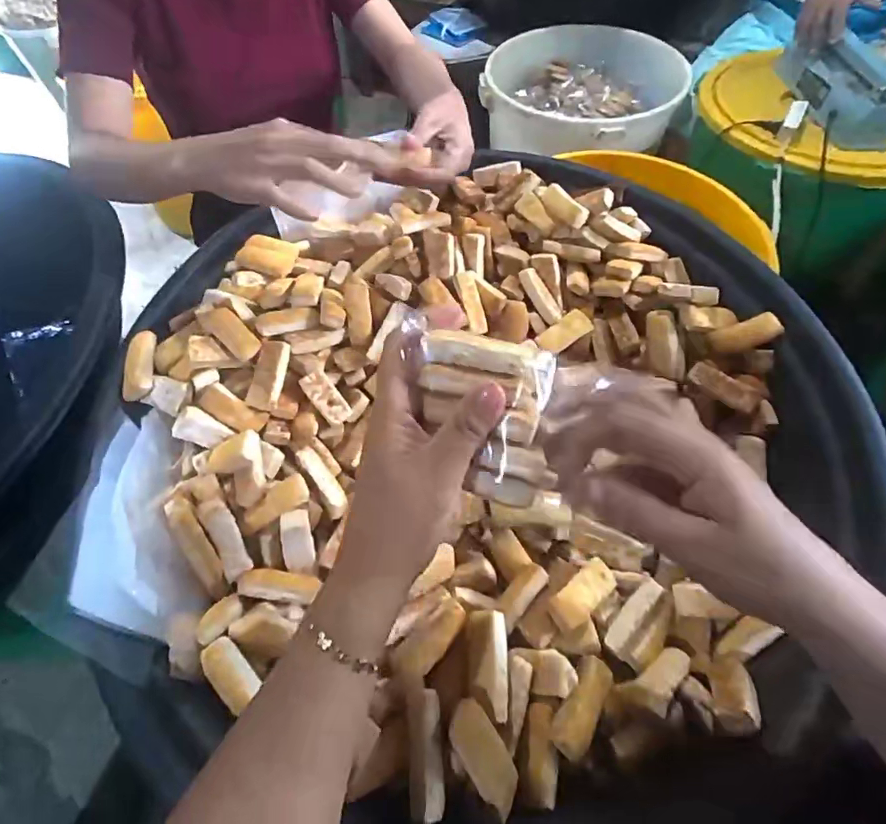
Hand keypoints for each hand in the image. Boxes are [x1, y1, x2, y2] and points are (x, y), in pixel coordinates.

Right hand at [185, 119, 395, 218]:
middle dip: (358, 156)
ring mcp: (268, 165)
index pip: (330, 138)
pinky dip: (298, 206)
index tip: (385, 154)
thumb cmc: (239, 151)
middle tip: (385, 166)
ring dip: (335, 178)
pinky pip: (280, 196)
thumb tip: (337, 157)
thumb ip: (303, 148)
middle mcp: (281, 143)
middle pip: (327, 147)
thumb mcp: (273, 140)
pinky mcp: (255, 186)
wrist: (199, 159)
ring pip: (308, 168)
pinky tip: (314, 215)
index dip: (359, 147)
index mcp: (287, 131)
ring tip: (358, 191)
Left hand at [334, 306, 505, 587]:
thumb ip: (465, 428)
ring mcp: (406, 443)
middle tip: (498, 353)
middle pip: (422, 374)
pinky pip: (444, 432)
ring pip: (436, 404)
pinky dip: (468, 425)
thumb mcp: (438, 470)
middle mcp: (396, 420)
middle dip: (456, 358)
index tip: (459, 314)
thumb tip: (496, 385)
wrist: (378, 571)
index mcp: (390, 411)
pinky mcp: (419, 464)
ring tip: (507, 384)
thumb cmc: (402, 517)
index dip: (423, 327)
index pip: (399, 352)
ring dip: (466, 392)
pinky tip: (499, 429)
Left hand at [399, 90, 473, 186]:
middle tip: (394, 175)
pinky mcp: (444, 168)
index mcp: (462, 151)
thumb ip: (419, 133)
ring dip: (413, 179)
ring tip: (393, 174)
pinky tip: (399, 171)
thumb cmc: (441, 108)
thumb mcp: (429, 117)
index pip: (444, 173)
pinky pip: (429, 176)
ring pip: (432, 181)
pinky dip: (414, 174)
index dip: (424, 175)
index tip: (405, 171)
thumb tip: (407, 145)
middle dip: (416, 179)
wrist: (446, 105)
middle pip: (438, 181)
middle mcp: (461, 164)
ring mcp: (453, 168)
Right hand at [541, 373, 852, 627]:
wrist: (816, 594)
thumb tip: (575, 484)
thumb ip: (633, 511)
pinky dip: (616, 455)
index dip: (579, 435)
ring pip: (638, 420)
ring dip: (598, 426)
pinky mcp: (695, 474)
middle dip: (582, 416)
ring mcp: (696, 455)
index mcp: (695, 452)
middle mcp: (693, 440)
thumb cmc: (758, 571)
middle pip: (629, 406)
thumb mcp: (691, 548)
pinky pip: (647, 450)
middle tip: (545, 440)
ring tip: (563, 444)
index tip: (551, 465)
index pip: (623, 421)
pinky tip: (599, 477)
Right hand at [797, 0, 882, 50]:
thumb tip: (880, 6)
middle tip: (817, 53)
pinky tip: (798, 45)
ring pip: (807, 26)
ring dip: (805, 40)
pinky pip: (799, 25)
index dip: (835, 28)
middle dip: (817, 38)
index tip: (834, 41)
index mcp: (839, 1)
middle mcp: (823, 6)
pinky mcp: (802, 13)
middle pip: (819, 24)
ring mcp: (811, 10)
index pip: (837, 16)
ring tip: (805, 53)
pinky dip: (798, 35)